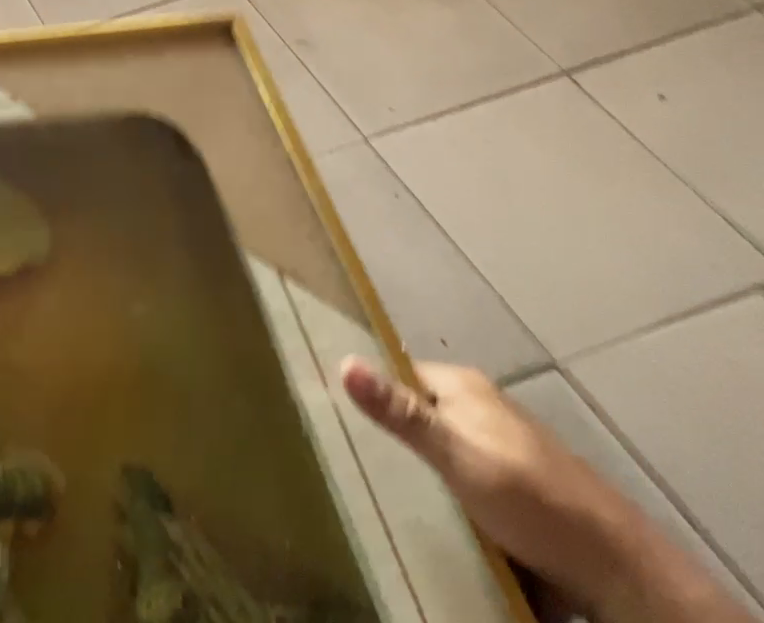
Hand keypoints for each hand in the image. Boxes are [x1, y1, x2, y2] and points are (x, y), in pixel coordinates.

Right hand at [339, 358, 751, 622]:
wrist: (617, 571)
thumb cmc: (533, 499)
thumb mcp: (457, 455)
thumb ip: (402, 413)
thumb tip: (343, 361)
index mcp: (463, 387)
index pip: (392, 371)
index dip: (360, 386)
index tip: (316, 402)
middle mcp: (476, 408)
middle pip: (407, 410)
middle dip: (376, 429)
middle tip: (329, 447)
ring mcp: (491, 447)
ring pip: (425, 446)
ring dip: (399, 462)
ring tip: (353, 475)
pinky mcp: (500, 486)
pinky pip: (445, 476)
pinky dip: (425, 487)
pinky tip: (402, 501)